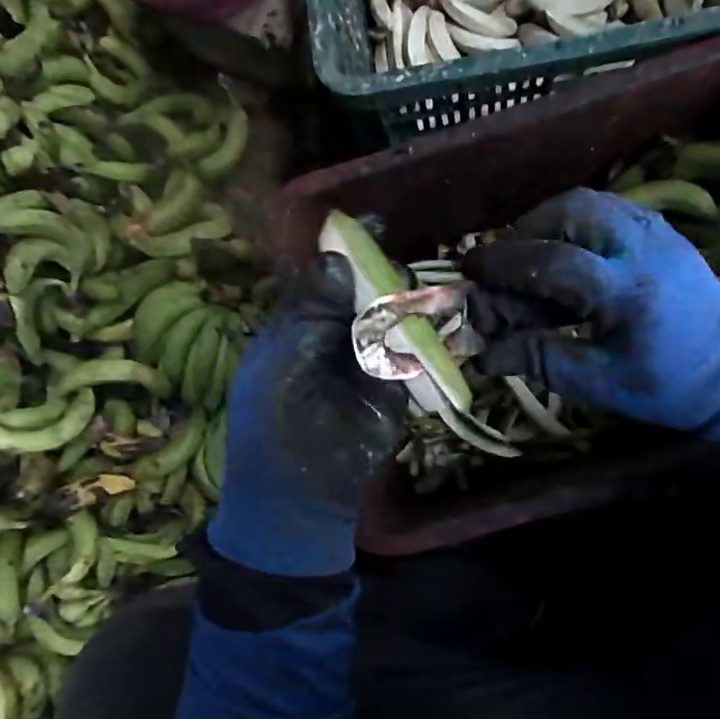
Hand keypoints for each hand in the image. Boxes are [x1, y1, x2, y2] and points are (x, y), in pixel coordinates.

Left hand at [208, 253, 405, 575]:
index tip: (375, 223)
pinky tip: (444, 326)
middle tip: (397, 279)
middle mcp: (336, 334)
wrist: (300, 495)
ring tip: (422, 302)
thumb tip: (333, 257)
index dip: (349, 250)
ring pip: (395, 318)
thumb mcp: (284, 361)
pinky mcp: (396, 385)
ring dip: (410, 305)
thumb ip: (311, 311)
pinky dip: (430, 338)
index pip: (329, 276)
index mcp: (300, 324)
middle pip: (368, 290)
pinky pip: (415, 353)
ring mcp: (368, 359)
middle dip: (385, 277)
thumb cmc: (275, 424)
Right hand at [462, 188, 719, 458]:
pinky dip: (572, 220)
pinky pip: (606, 207)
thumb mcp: (600, 382)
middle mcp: (642, 247)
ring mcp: (656, 230)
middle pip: (568, 212)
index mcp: (627, 292)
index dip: (504, 264)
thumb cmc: (668, 387)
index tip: (471, 270)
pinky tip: (562, 248)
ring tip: (527, 252)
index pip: (551, 262)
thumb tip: (483, 354)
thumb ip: (539, 359)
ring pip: (586, 201)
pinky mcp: (662, 228)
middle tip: (500, 260)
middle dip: (523, 231)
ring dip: (546, 220)